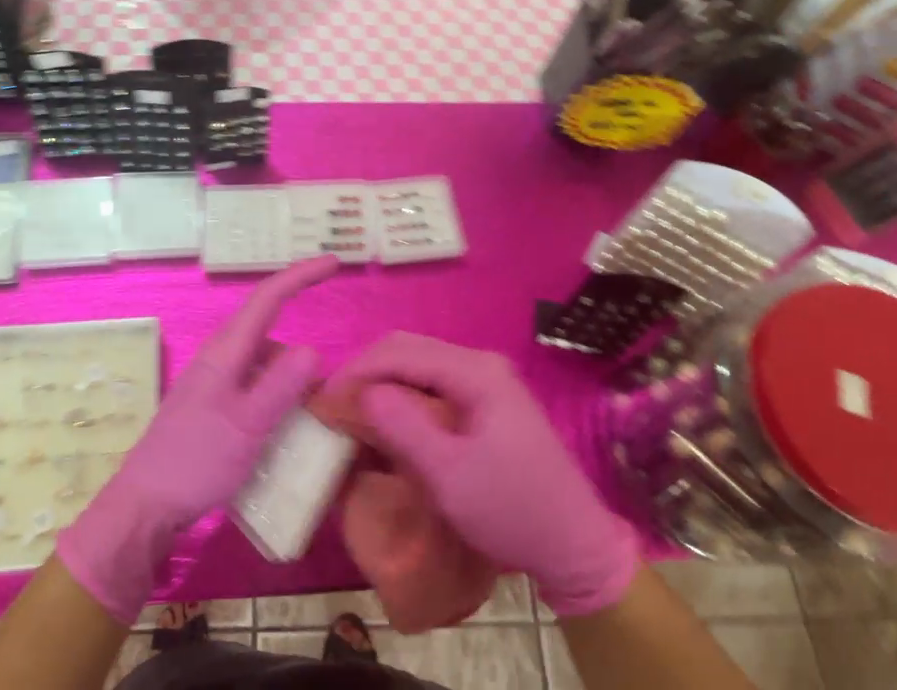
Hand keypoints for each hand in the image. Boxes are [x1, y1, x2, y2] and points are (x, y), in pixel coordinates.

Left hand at [55, 256, 336, 622]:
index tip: (334, 262)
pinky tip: (288, 432)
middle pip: (270, 335)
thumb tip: (313, 348)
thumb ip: (281, 385)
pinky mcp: (214, 410)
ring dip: (291, 383)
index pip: (267, 298)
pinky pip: (255, 391)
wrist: (146, 505)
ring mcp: (214, 386)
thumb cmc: (195, 462)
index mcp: (225, 353)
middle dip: (302, 351)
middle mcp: (219, 360)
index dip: (300, 275)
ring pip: (265, 367)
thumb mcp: (248, 425)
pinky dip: (278, 402)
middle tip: (329, 390)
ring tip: (312, 420)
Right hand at [327, 331, 641, 616]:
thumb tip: (361, 392)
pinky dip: (402, 398)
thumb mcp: (449, 475)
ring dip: (381, 385)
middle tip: (332, 408)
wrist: (573, 545)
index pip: (399, 351)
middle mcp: (481, 365)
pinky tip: (384, 422)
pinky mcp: (485, 404)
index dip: (356, 371)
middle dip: (365, 373)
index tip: (323, 402)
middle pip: (407, 350)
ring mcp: (486, 383)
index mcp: (476, 372)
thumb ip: (403, 426)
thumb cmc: (511, 510)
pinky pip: (432, 386)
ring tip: (351, 415)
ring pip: (417, 367)